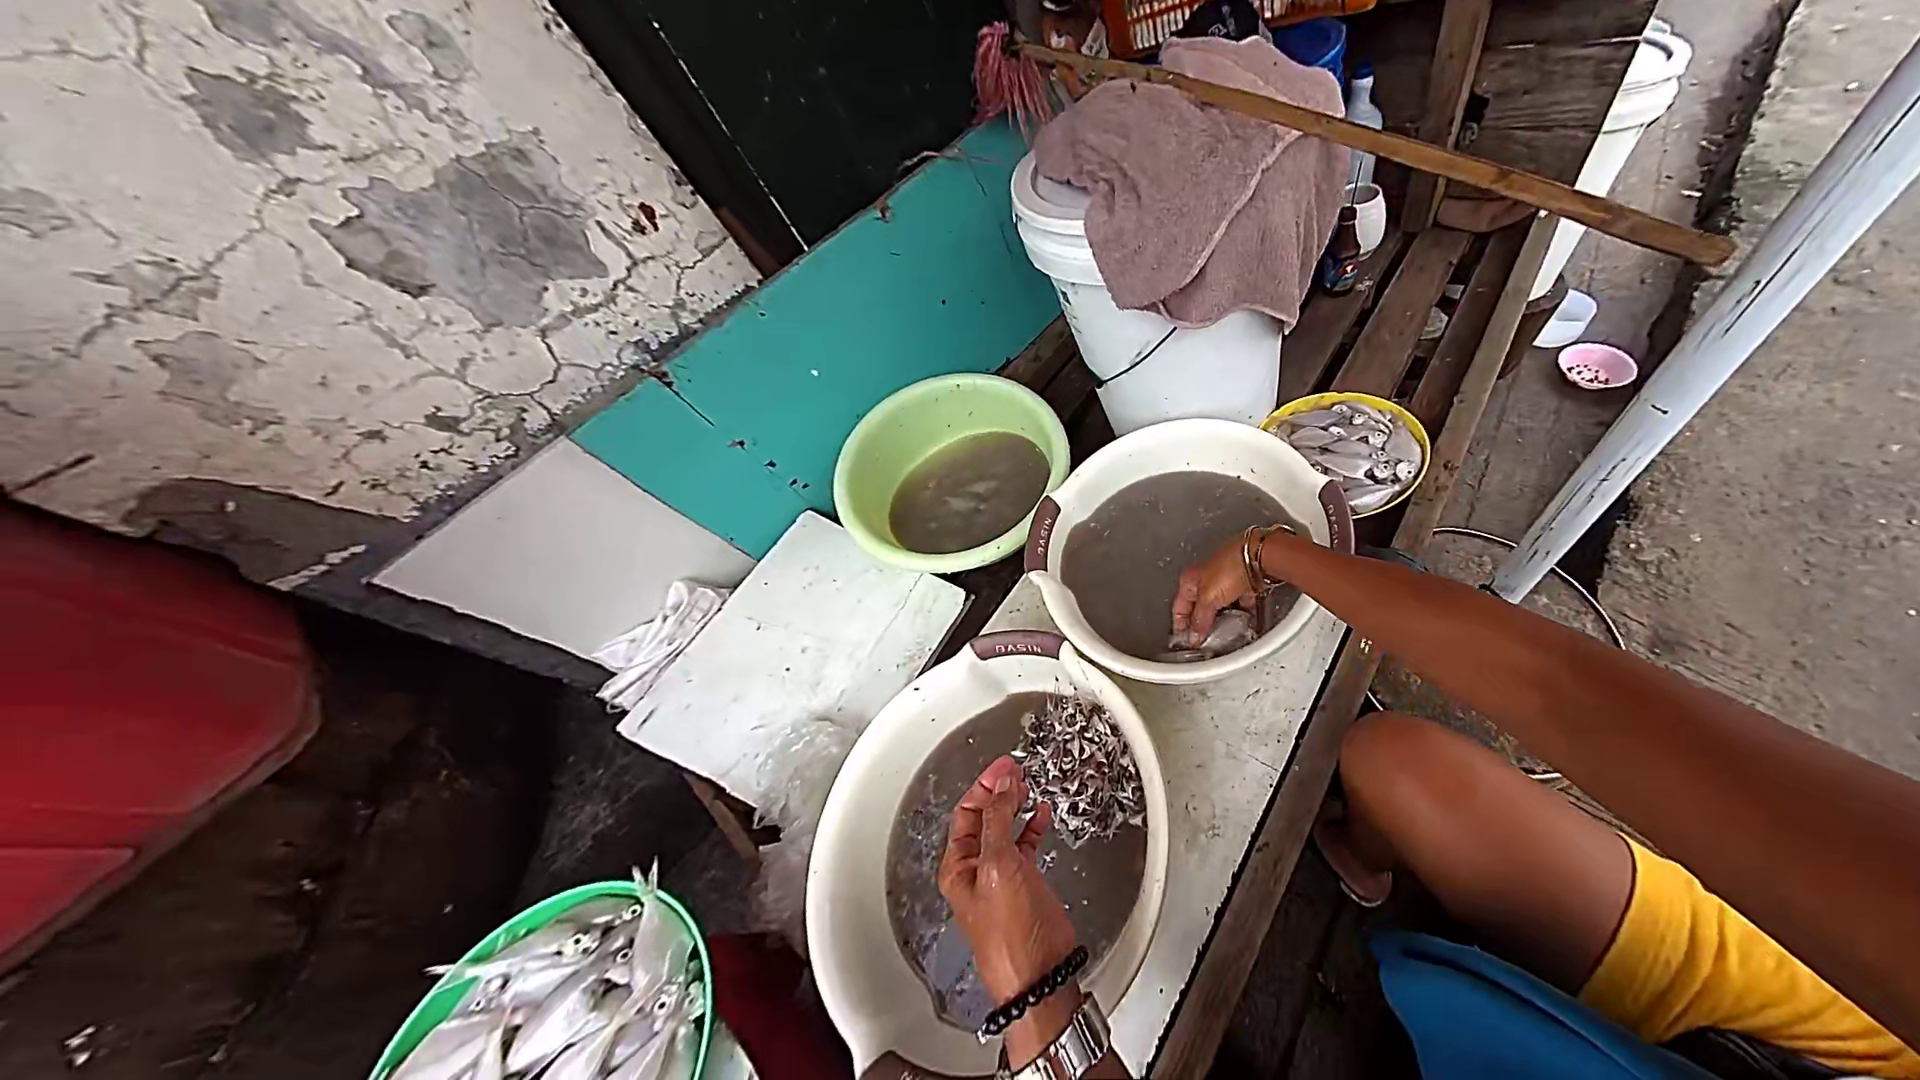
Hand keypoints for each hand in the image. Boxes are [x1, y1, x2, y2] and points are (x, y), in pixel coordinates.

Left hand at [938, 755, 1075, 1004]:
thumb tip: (1000, 786)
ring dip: (1015, 805)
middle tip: (1014, 769)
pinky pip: (1024, 845)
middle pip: (984, 816)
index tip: (1002, 766)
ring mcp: (1000, 876)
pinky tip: (1040, 815)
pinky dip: (1032, 827)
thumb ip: (998, 820)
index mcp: (959, 865)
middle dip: (998, 790)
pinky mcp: (1024, 884)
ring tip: (1026, 785)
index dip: (984, 785)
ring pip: (1004, 828)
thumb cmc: (1011, 934)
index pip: (967, 812)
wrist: (1041, 975)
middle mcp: (976, 869)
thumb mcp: (998, 865)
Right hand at [1172, 535, 1258, 645]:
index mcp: (1189, 580)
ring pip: (1220, 603)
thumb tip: (1195, 634)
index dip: (1180, 625)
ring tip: (1226, 630)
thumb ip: (1200, 619)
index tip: (1184, 639)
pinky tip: (1244, 617)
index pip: (1179, 607)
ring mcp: (1224, 578)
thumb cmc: (1229, 568)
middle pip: (1199, 606)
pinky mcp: (1243, 579)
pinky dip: (1241, 609)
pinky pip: (1239, 600)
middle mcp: (1204, 577)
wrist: (1259, 556)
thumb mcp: (1209, 599)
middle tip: (1205, 638)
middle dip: (1202, 622)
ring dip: (1222, 617)